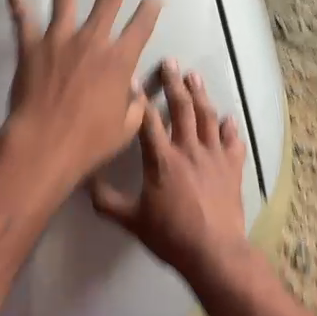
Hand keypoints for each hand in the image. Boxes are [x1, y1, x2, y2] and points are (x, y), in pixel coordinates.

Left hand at [1, 0, 160, 196]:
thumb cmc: (89, 142)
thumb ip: (134, 105)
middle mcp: (92, 41)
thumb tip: (135, 90)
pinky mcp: (32, 46)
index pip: (141, 28)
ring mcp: (60, 39)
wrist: (45, 143)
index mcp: (118, 61)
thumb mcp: (125, 128)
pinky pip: (23, 18)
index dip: (150, 9)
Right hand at [90, 58, 249, 279]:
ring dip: (201, 94)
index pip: (148, 119)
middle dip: (174, 83)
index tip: (133, 78)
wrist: (215, 253)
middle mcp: (188, 149)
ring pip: (207, 117)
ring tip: (195, 76)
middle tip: (171, 62)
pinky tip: (228, 119)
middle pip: (182, 108)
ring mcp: (214, 157)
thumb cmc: (171, 235)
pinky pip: (233, 142)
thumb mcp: (132, 221)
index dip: (140, 97)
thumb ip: (107, 202)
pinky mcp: (233, 168)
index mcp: (162, 158)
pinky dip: (230, 129)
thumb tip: (83, 184)